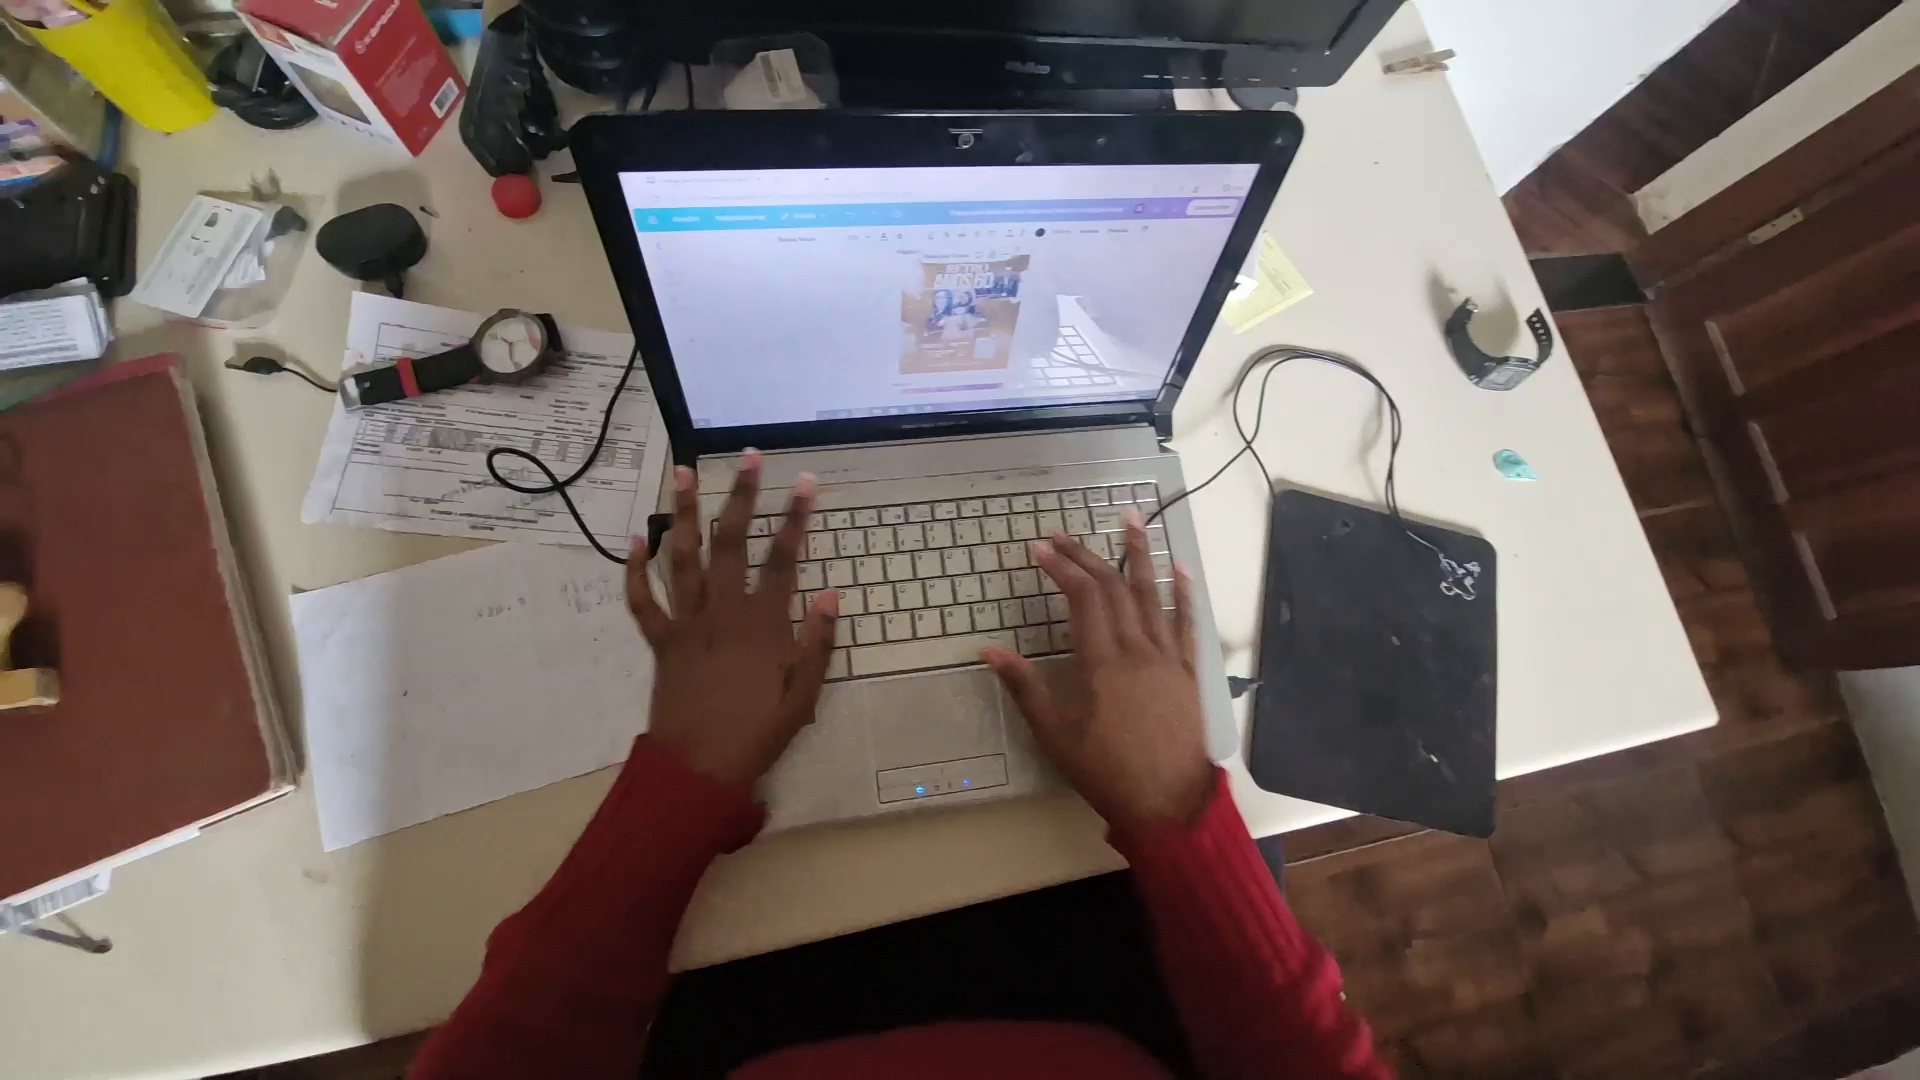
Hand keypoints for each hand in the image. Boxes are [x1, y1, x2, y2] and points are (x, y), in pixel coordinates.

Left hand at [625, 451, 839, 786]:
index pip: (784, 558)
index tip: (805, 481)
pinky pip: (643, 602)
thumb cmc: (760, 731)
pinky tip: (637, 540)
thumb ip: (819, 640)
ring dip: (683, 513)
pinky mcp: (661, 642)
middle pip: (731, 543)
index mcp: (763, 622)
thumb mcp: (805, 691)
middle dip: (741, 496)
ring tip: (683, 472)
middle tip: (747, 458)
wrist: (700, 767)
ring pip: (683, 559)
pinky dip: (636, 572)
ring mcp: (688, 623)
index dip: (795, 517)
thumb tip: (833, 591)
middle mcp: (724, 611)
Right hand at [981, 517, 1213, 828]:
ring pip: (1152, 594)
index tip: (1039, 548)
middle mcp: (1136, 648)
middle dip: (1086, 556)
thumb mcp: (1055, 733)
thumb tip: (988, 651)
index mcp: (1101, 661)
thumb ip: (1024, 687)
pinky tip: (1180, 567)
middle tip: (1063, 534)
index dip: (1060, 567)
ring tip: (1131, 519)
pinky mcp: (1188, 670)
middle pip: (1112, 588)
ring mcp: (1167, 656)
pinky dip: (1183, 592)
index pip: (1080, 598)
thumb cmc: (1106, 770)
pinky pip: (1186, 623)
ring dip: (1139, 554)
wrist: (1169, 803)